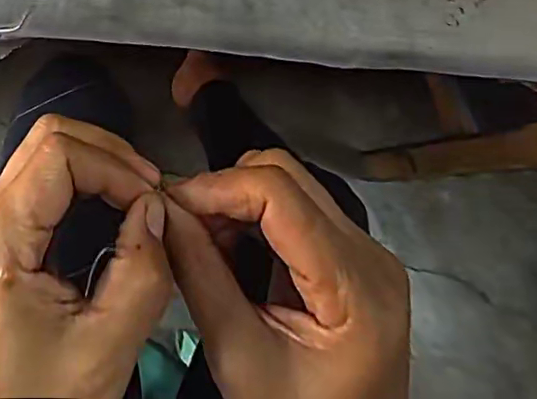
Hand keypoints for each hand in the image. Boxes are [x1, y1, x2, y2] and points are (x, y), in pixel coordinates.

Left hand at [0, 115, 172, 398]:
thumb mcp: (106, 346)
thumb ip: (142, 270)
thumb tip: (155, 209)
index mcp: (1, 239)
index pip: (62, 153)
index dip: (115, 166)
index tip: (148, 198)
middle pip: (53, 136)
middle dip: (110, 151)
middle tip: (147, 185)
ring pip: (50, 147)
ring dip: (102, 159)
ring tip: (138, 191)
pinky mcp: (8, 231)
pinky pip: (49, 174)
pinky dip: (89, 174)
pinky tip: (115, 200)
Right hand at [164, 149, 409, 398]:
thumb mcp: (240, 360)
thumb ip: (202, 277)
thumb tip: (166, 213)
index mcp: (355, 283)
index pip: (281, 193)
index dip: (220, 186)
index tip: (172, 200)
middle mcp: (370, 254)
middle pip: (287, 177)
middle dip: (226, 189)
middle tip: (182, 220)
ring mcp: (366, 252)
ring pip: (291, 185)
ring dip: (238, 200)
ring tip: (203, 240)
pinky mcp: (352, 256)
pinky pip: (298, 209)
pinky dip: (256, 217)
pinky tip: (230, 246)